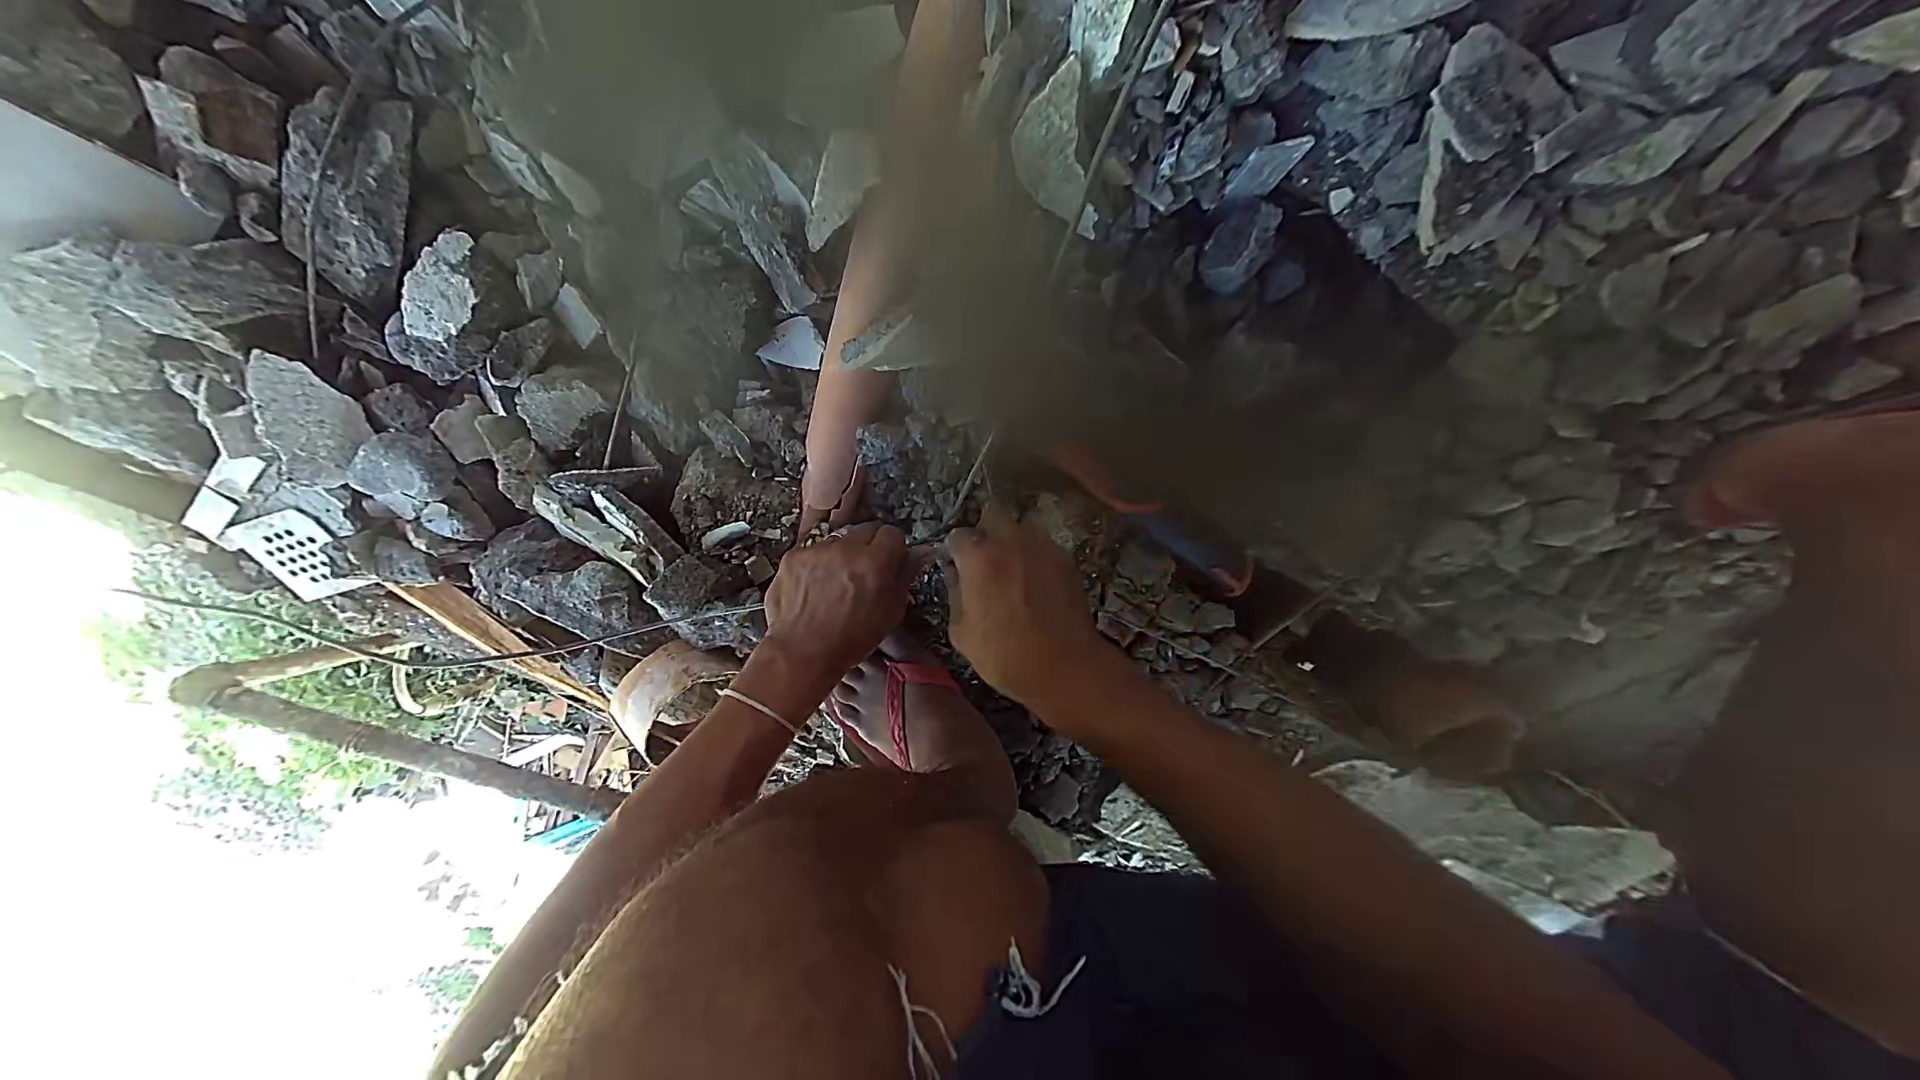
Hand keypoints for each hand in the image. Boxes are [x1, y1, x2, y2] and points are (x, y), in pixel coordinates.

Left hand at [762, 522, 913, 676]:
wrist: (802, 654)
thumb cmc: (849, 640)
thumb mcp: (890, 612)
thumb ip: (906, 576)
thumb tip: (922, 552)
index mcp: (874, 563)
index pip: (892, 534)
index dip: (892, 549)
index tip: (889, 561)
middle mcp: (845, 550)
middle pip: (865, 531)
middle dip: (868, 549)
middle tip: (864, 574)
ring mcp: (817, 551)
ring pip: (838, 541)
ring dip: (841, 555)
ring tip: (837, 585)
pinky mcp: (793, 557)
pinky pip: (812, 551)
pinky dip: (816, 564)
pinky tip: (816, 588)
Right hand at [945, 505, 1109, 706]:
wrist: (1065, 667)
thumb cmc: (1005, 656)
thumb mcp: (962, 633)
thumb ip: (955, 594)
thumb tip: (955, 575)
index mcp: (979, 558)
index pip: (957, 535)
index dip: (955, 551)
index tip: (957, 566)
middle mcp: (1011, 541)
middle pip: (992, 513)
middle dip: (985, 530)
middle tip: (984, 556)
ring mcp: (1043, 547)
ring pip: (1022, 524)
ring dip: (1013, 537)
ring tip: (1013, 564)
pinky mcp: (1066, 559)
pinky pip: (1044, 544)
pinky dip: (1035, 553)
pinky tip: (1035, 578)